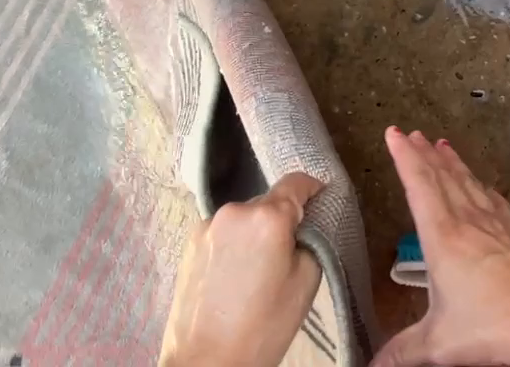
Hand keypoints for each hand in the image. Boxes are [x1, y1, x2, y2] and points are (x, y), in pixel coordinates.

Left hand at [160, 172, 325, 366]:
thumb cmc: (264, 327)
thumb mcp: (307, 280)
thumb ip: (313, 237)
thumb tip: (308, 222)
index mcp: (268, 217)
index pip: (298, 182)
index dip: (314, 191)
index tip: (320, 209)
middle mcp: (235, 211)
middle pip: (270, 201)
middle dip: (283, 220)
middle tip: (288, 253)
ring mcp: (207, 227)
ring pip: (246, 217)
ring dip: (257, 232)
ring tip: (257, 270)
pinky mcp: (189, 245)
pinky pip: (225, 232)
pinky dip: (235, 244)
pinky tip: (235, 276)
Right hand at [371, 128, 509, 366]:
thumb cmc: (491, 323)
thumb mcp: (437, 343)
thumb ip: (401, 353)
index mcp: (443, 236)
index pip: (419, 185)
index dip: (405, 157)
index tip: (394, 133)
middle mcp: (469, 219)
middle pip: (444, 176)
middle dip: (425, 154)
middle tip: (413, 134)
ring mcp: (497, 222)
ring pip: (469, 182)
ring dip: (453, 163)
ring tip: (442, 147)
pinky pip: (492, 197)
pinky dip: (480, 184)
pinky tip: (482, 185)